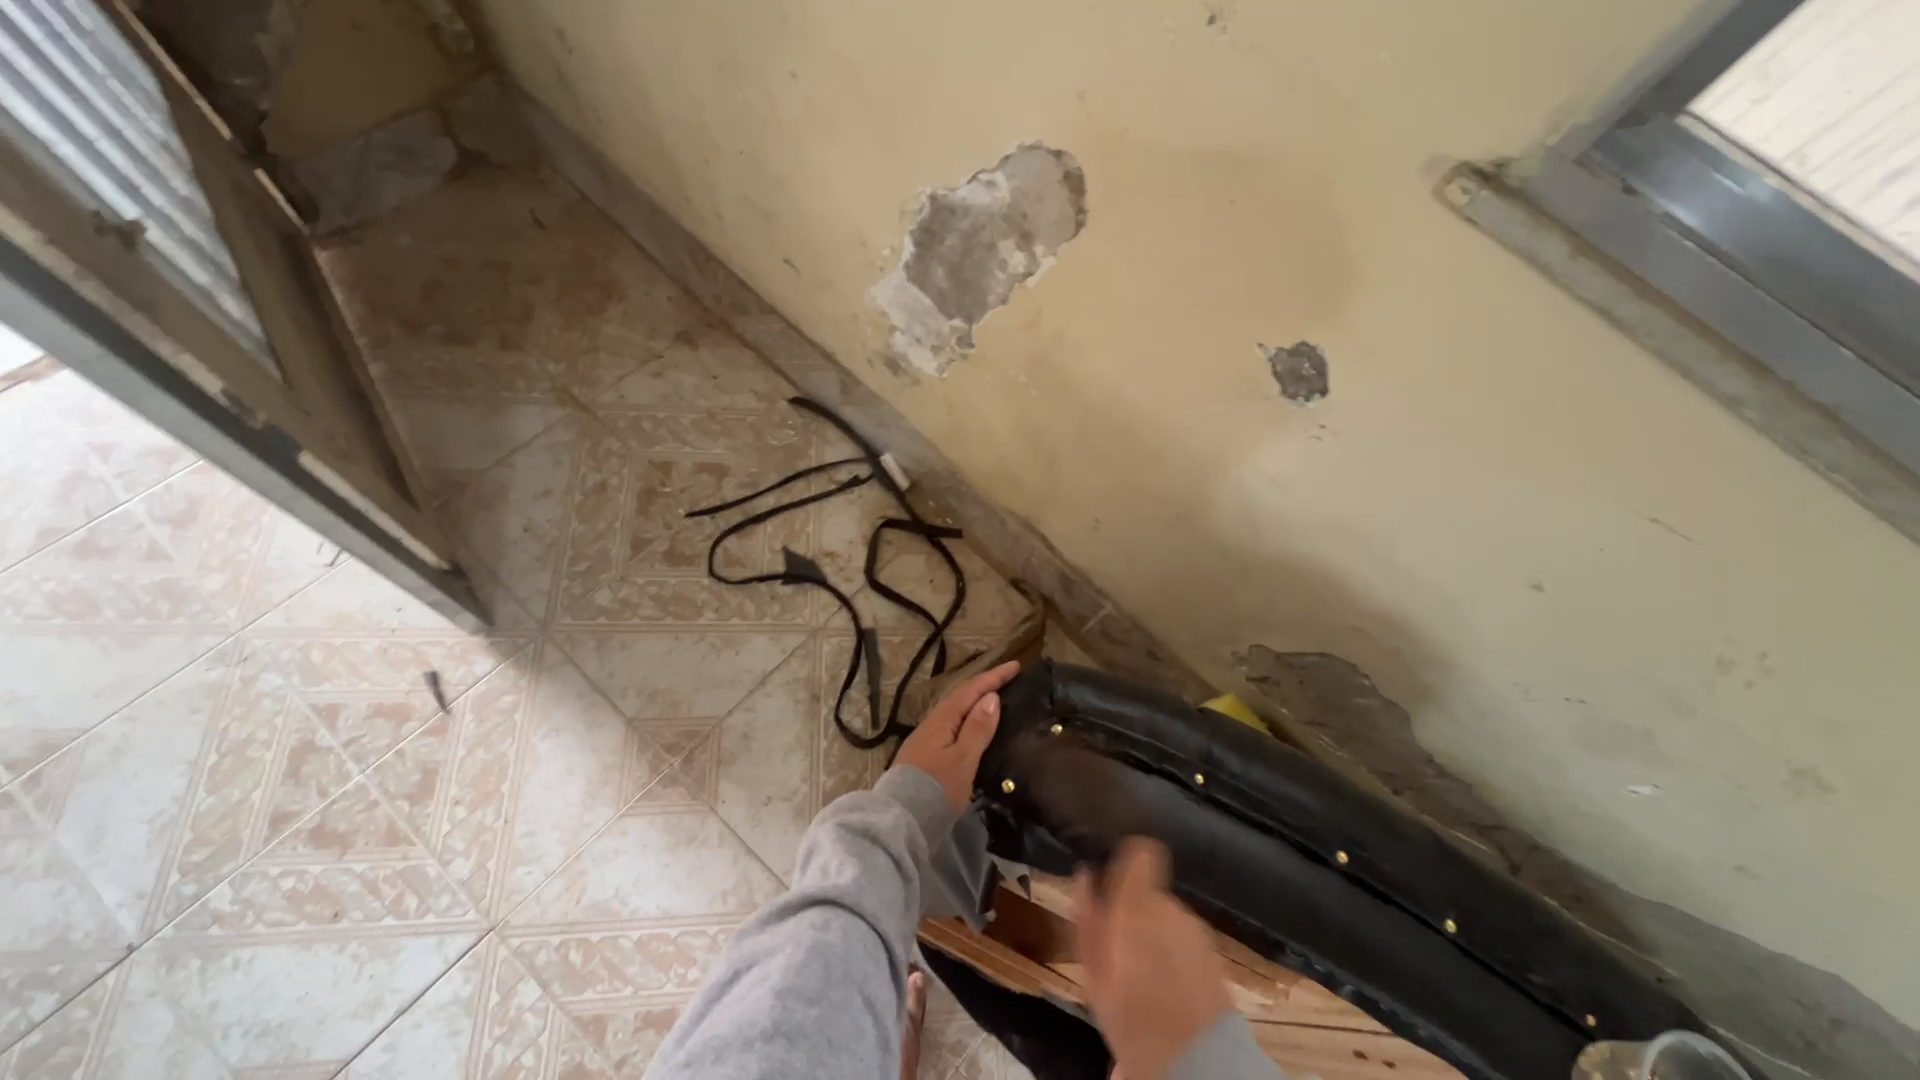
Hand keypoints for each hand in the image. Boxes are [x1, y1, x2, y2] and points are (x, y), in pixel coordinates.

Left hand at [895, 660, 1018, 812]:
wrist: (903, 819)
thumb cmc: (937, 787)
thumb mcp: (963, 759)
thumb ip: (977, 729)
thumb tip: (991, 697)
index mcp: (942, 720)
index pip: (971, 690)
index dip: (993, 677)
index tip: (1015, 665)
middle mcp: (931, 724)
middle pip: (960, 698)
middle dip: (983, 686)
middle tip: (1007, 678)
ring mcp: (926, 740)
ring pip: (954, 713)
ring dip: (974, 702)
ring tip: (993, 699)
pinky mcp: (925, 756)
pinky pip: (951, 727)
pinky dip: (967, 721)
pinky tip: (973, 728)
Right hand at [1074, 839, 1231, 1079]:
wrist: (1197, 1063)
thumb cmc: (1133, 1018)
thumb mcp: (1096, 976)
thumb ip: (1089, 920)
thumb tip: (1084, 875)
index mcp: (1139, 905)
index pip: (1141, 853)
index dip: (1126, 861)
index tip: (1109, 884)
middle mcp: (1172, 908)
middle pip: (1148, 892)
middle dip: (1131, 913)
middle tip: (1115, 952)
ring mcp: (1197, 930)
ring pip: (1165, 917)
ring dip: (1151, 935)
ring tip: (1139, 977)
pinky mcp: (1213, 953)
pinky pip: (1182, 940)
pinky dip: (1172, 954)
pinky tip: (1165, 988)